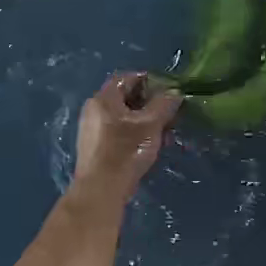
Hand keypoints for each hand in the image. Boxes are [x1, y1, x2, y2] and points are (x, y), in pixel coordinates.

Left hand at [72, 72, 180, 201]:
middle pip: (123, 96)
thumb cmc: (126, 151)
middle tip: (169, 111)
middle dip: (148, 102)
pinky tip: (148, 143)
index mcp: (103, 99)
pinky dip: (133, 131)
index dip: (148, 80)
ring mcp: (91, 128)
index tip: (168, 90)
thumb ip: (163, 105)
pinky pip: (116, 129)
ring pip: (121, 115)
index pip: (126, 78)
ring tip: (163, 129)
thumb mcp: (150, 125)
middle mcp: (93, 109)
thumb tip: (174, 91)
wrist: (101, 187)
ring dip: (143, 118)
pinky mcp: (94, 145)